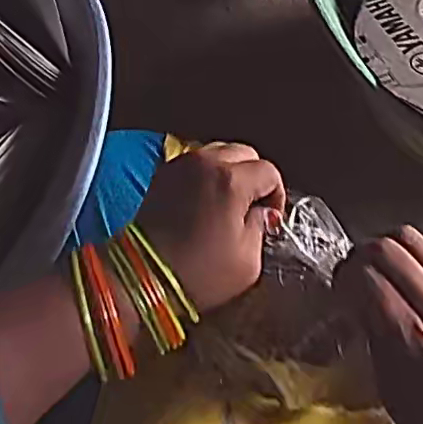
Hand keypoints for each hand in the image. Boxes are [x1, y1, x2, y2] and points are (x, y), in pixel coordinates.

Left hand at [131, 142, 285, 311]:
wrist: (146, 272)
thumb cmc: (199, 272)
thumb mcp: (247, 261)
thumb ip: (261, 228)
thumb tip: (264, 214)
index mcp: (231, 180)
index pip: (268, 171)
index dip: (277, 194)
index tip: (272, 216)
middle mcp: (206, 162)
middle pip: (244, 152)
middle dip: (254, 176)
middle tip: (254, 206)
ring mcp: (183, 163)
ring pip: (219, 151)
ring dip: (230, 170)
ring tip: (229, 202)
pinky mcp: (166, 170)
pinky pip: (196, 160)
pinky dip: (207, 172)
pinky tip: (207, 199)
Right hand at [338, 229, 422, 423]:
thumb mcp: (392, 390)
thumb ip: (372, 336)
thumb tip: (355, 300)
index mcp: (416, 342)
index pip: (367, 277)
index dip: (345, 277)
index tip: (340, 287)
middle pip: (386, 249)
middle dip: (360, 255)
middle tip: (355, 272)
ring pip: (412, 238)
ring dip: (386, 246)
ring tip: (380, 266)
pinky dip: (416, 253)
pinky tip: (410, 271)